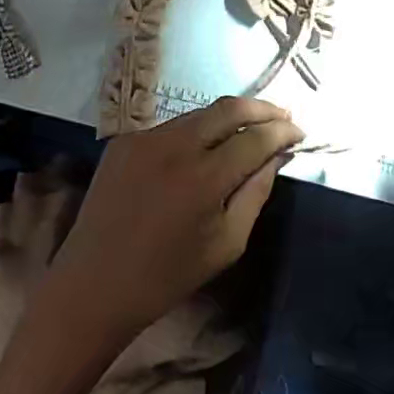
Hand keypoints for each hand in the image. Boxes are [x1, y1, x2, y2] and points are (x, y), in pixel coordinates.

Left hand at [48, 97, 302, 337]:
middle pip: (230, 108)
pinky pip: (173, 126)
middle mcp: (176, 146)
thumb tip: (277, 156)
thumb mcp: (228, 242)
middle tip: (283, 116)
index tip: (299, 132)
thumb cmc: (168, 275)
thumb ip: (257, 192)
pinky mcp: (125, 140)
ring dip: (230, 117)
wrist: (93, 286)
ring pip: (201, 113)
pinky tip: (206, 145)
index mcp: (205, 178)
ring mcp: (146, 138)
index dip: (283, 131)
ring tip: (250, 127)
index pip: (257, 137)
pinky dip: (197, 130)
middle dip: (262, 109)